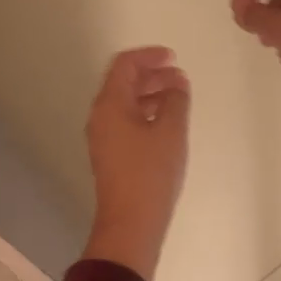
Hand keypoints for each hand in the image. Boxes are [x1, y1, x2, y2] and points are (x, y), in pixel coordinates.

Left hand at [83, 47, 190, 278]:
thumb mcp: (170, 131)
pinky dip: (146, 112)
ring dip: (150, 94)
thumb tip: (176, 82)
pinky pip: (126, 121)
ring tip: (178, 98)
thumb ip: (176, 99)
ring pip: (125, 103)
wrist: (131, 224)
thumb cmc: (151, 173)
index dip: (150, 56)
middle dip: (152, 74)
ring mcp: (104, 137)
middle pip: (123, 82)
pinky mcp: (111, 155)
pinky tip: (167, 123)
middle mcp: (101, 117)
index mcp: (110, 105)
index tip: (174, 58)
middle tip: (179, 77)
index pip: (125, 65)